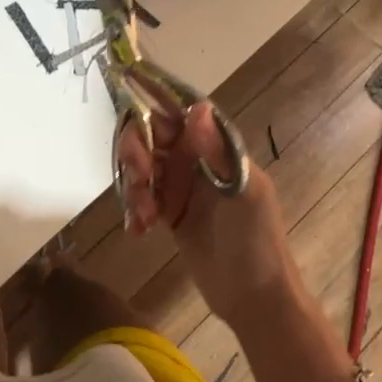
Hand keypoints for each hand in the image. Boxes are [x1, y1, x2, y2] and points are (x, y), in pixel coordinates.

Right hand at [120, 102, 301, 330]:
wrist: (255, 300)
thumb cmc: (256, 241)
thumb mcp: (241, 194)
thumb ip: (216, 151)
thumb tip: (196, 107)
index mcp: (215, 147)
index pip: (178, 111)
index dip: (153, 95)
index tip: (125, 80)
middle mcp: (195, 159)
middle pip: (150, 136)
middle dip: (135, 153)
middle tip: (139, 180)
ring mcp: (180, 185)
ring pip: (141, 167)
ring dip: (134, 186)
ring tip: (144, 217)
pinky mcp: (169, 211)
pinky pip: (140, 197)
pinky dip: (134, 209)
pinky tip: (139, 230)